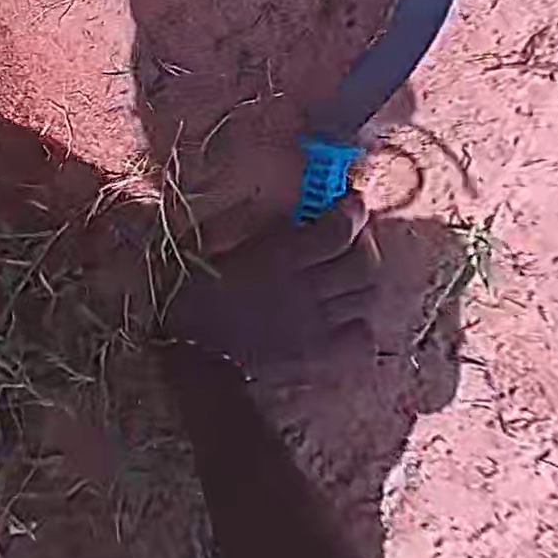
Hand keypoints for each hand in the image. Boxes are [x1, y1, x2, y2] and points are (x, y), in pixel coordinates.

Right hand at [163, 194, 379, 375]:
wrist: (192, 357)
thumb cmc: (191, 299)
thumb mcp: (212, 252)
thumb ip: (253, 234)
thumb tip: (287, 218)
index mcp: (276, 259)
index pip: (335, 230)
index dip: (350, 212)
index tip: (351, 201)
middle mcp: (306, 289)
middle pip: (362, 261)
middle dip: (362, 241)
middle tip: (351, 234)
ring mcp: (318, 325)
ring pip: (366, 296)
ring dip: (362, 279)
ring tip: (347, 272)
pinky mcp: (320, 356)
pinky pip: (362, 335)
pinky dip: (359, 322)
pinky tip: (342, 316)